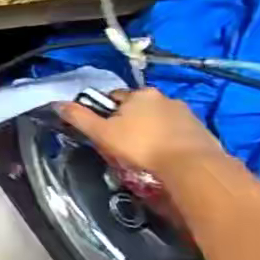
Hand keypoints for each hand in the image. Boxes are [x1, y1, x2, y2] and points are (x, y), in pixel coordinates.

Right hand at [53, 87, 230, 184]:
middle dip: (130, 121)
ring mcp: (186, 113)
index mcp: (140, 94)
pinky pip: (177, 131)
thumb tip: (58, 104)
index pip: (115, 97)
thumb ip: (79, 117)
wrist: (192, 165)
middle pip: (138, 108)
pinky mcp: (202, 130)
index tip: (104, 131)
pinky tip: (164, 156)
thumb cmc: (141, 145)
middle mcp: (165, 97)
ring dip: (151, 130)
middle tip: (123, 144)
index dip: (105, 113)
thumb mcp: (102, 132)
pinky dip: (169, 140)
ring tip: (145, 153)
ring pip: (159, 119)